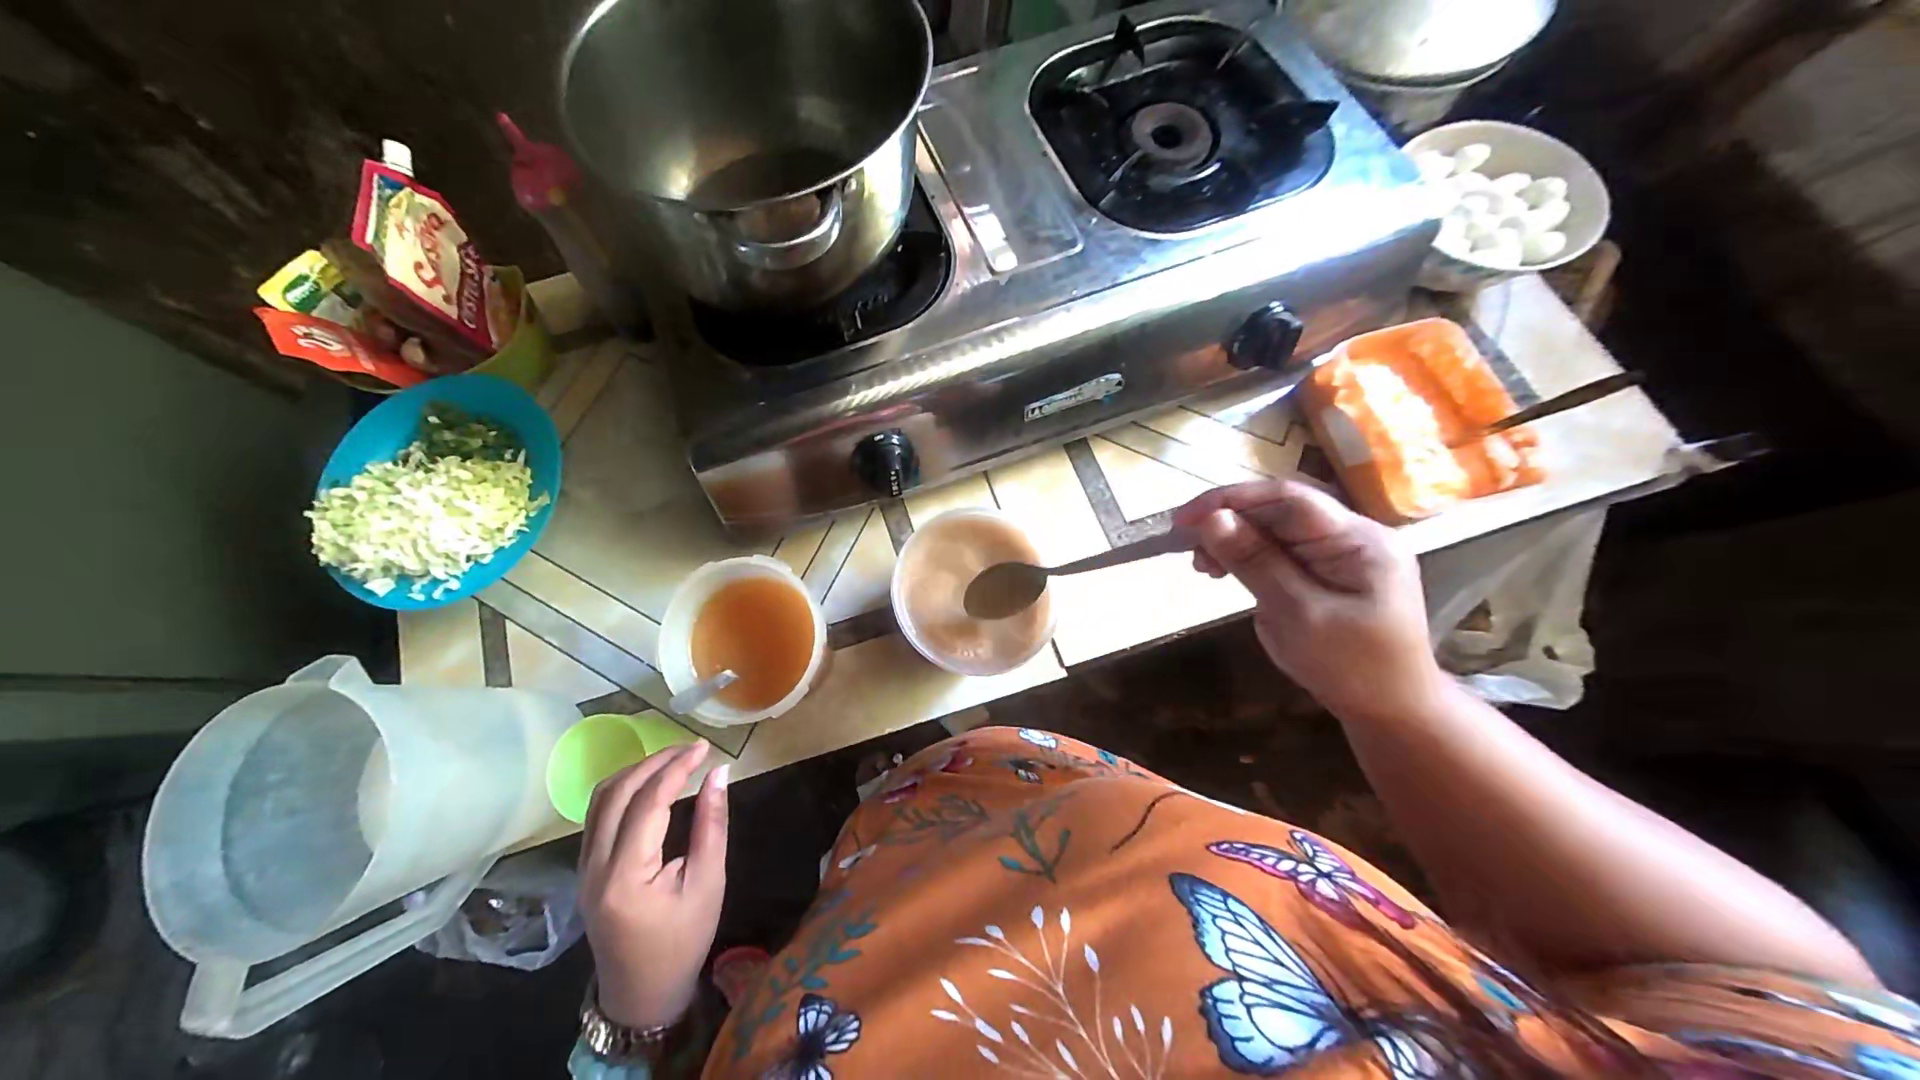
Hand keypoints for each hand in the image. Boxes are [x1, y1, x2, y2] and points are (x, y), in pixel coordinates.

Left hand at [578, 740, 729, 1029]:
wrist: (642, 992)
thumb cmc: (683, 940)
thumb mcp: (709, 882)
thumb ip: (712, 825)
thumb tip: (720, 773)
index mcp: (625, 875)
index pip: (649, 803)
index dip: (676, 768)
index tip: (704, 748)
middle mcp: (594, 866)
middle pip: (617, 794)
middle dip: (655, 762)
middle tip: (690, 749)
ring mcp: (583, 868)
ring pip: (600, 800)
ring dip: (636, 772)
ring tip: (672, 761)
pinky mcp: (585, 868)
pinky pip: (598, 815)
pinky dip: (623, 790)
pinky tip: (650, 784)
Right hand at [1173, 480, 1444, 721]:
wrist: (1394, 712)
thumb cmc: (1351, 668)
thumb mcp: (1297, 615)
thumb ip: (1255, 562)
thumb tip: (1211, 519)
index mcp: (1359, 540)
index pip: (1288, 498)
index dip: (1231, 499)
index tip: (1184, 520)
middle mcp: (1354, 536)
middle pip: (1281, 510)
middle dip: (1229, 521)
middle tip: (1187, 547)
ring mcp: (1343, 554)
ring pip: (1277, 529)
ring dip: (1235, 540)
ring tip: (1204, 566)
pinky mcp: (1329, 572)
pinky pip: (1282, 551)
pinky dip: (1249, 557)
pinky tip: (1227, 572)